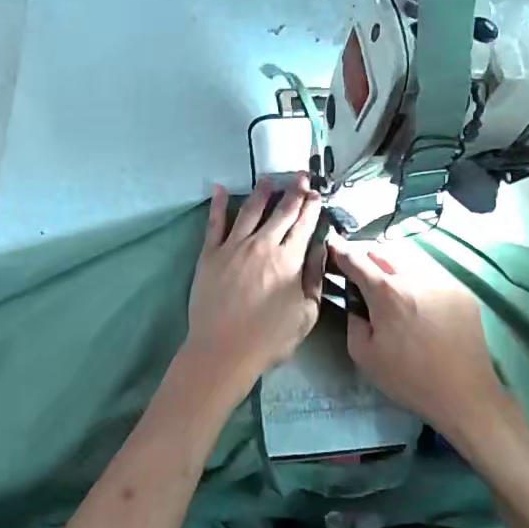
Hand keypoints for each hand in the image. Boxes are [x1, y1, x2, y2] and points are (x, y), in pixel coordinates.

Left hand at [177, 176, 323, 398]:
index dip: (311, 207)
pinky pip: (214, 224)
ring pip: (250, 211)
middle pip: (281, 212)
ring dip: (261, 192)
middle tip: (301, 175)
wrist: (223, 352)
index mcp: (288, 260)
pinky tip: (220, 189)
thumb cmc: (270, 338)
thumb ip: (314, 278)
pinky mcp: (209, 255)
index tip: (316, 193)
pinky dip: (218, 205)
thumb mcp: (306, 314)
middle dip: (293, 192)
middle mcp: (262, 245)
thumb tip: (319, 248)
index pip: (303, 225)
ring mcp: (233, 247)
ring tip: (269, 178)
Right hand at [327, 236, 507, 440]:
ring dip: (396, 270)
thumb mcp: (364, 354)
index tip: (332, 248)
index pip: (356, 260)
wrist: (464, 393)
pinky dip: (420, 285)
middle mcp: (414, 277)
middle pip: (384, 253)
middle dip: (369, 259)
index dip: (341, 252)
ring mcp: (442, 282)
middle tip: (363, 276)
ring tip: (394, 293)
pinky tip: (422, 308)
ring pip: (411, 263)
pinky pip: (433, 278)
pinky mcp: (462, 293)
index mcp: (386, 292)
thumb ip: (353, 318)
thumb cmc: (408, 378)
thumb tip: (355, 299)